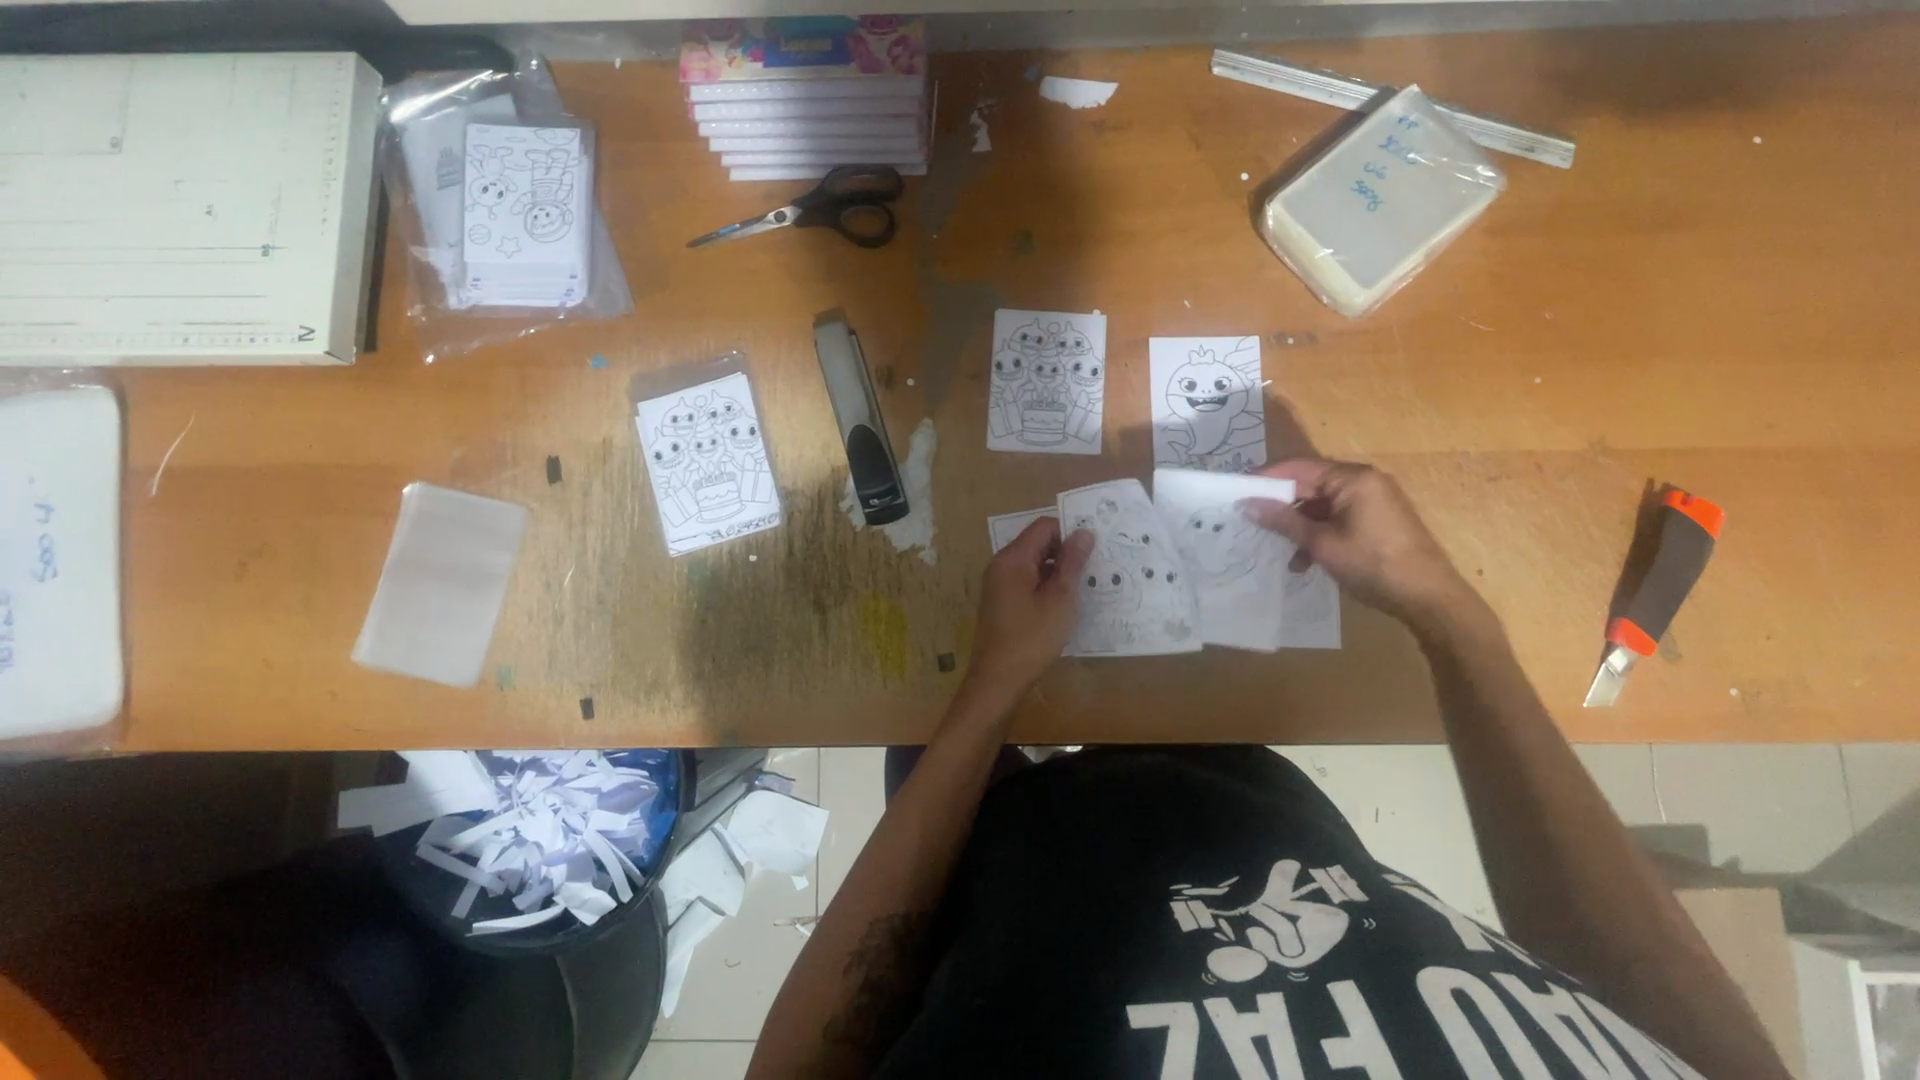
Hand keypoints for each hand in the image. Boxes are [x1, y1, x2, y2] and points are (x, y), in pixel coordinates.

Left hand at [963, 517, 1094, 700]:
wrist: (998, 679)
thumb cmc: (1032, 637)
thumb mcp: (1059, 599)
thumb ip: (1071, 563)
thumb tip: (1084, 532)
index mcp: (1012, 559)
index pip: (1043, 527)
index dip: (1069, 532)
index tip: (1094, 549)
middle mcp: (1001, 566)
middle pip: (1037, 544)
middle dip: (1065, 552)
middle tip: (1095, 568)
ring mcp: (998, 585)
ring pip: (1033, 565)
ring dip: (1058, 571)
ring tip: (1085, 586)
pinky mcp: (1001, 603)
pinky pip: (1027, 583)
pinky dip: (1046, 586)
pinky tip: (1064, 604)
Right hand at [1239, 459, 1478, 628]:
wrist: (1427, 596)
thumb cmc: (1372, 564)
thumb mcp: (1321, 543)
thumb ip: (1283, 520)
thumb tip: (1246, 503)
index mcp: (1352, 479)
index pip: (1298, 467)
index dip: (1266, 478)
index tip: (1237, 493)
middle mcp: (1364, 482)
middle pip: (1310, 485)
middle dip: (1281, 505)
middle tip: (1252, 521)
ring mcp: (1373, 501)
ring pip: (1322, 505)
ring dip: (1299, 526)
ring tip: (1281, 551)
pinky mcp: (1378, 520)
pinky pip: (1338, 518)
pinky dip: (1319, 534)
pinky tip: (1306, 562)